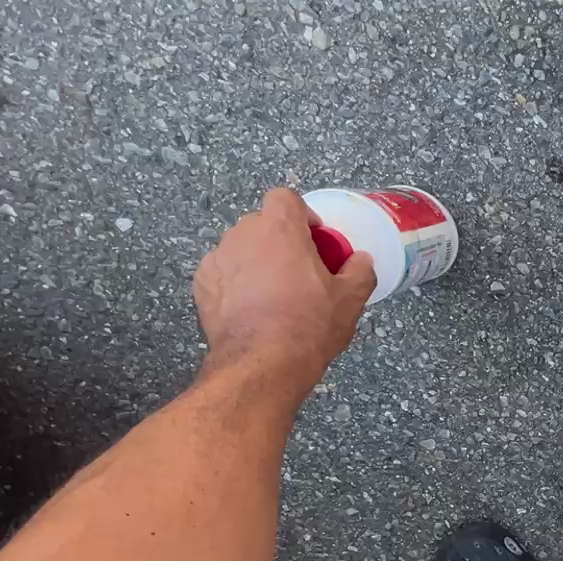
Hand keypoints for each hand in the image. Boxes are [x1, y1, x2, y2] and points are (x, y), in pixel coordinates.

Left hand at [190, 188, 374, 398]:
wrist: (263, 361)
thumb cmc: (310, 325)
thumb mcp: (350, 300)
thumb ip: (359, 271)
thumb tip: (360, 260)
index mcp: (280, 231)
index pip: (286, 198)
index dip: (304, 215)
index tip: (317, 240)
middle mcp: (243, 235)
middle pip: (264, 224)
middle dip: (283, 242)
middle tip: (304, 274)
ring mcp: (217, 258)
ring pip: (243, 249)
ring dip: (261, 263)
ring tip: (280, 298)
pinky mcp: (202, 283)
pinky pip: (226, 273)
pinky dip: (240, 284)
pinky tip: (257, 312)